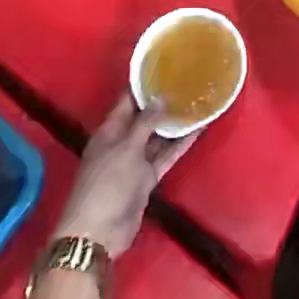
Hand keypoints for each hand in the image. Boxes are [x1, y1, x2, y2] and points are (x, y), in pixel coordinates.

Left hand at [56, 95, 198, 256]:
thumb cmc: (107, 184)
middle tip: (189, 80)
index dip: (145, 83)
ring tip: (199, 100)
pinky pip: (166, 155)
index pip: (128, 99)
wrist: (98, 234)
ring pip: (159, 136)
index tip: (166, 65)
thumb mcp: (126, 148)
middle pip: (145, 116)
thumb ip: (145, 122)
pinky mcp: (147, 178)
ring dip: (176, 122)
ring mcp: (135, 160)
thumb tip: (161, 97)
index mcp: (110, 130)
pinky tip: (199, 129)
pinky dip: (180, 143)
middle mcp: (123, 141)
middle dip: (165, 101)